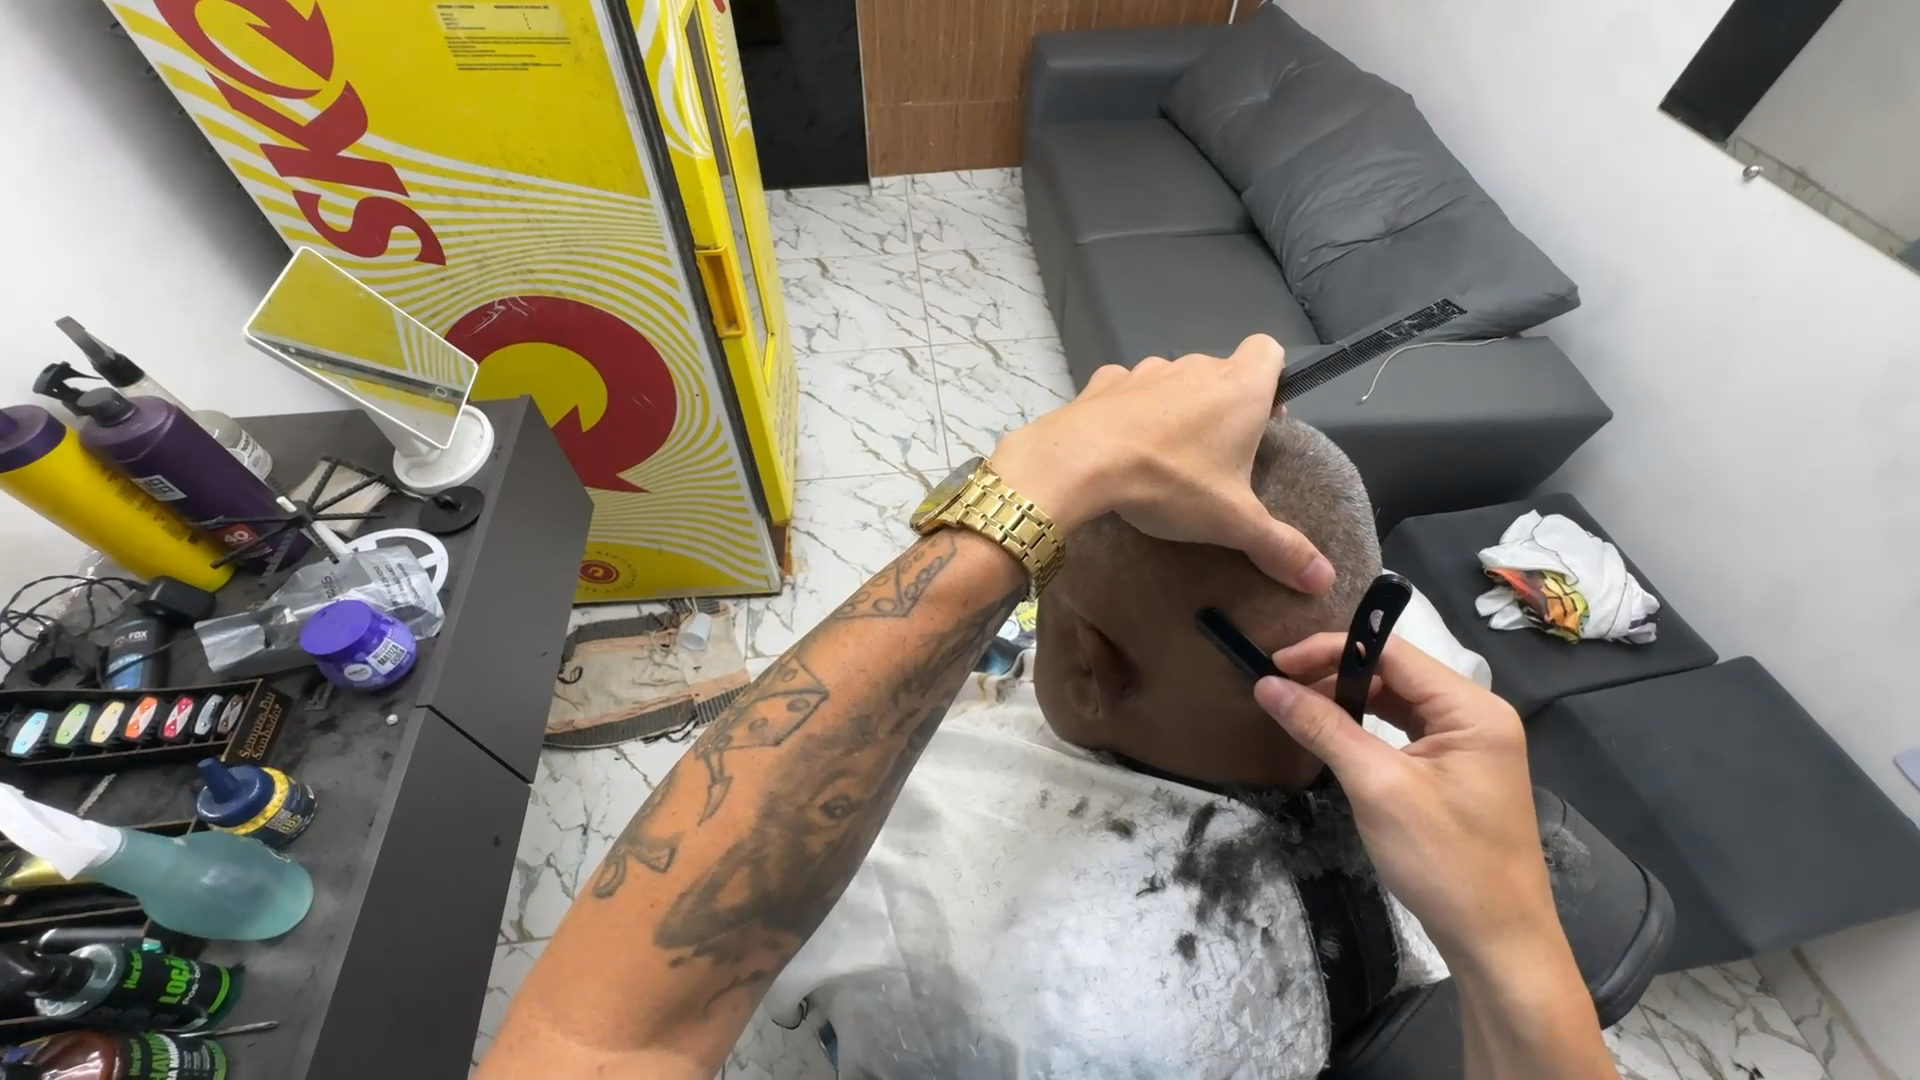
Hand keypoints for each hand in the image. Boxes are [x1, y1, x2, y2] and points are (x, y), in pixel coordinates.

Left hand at [990, 334, 1334, 593]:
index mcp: (1240, 387)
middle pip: (1219, 372)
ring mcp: (1146, 370)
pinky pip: (1126, 391)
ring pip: (1171, 381)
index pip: (1269, 351)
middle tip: (1212, 456)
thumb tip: (1325, 579)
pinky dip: (1128, 411)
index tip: (1262, 420)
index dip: (1272, 381)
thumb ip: (1279, 546)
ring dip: (1173, 409)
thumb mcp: (1231, 521)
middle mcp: (1196, 367)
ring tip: (1162, 455)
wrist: (1080, 462)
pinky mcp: (1103, 381)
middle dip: (1220, 406)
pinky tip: (1120, 445)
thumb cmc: (1169, 482)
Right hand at [1252, 634, 1556, 963]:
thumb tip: (1266, 684)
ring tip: (1297, 707)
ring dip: (1346, 699)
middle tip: (1280, 686)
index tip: (1277, 663)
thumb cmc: (1444, 861)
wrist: (1498, 945)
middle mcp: (1476, 716)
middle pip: (1394, 672)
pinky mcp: (1456, 770)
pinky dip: (1364, 725)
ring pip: (1395, 699)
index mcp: (1472, 709)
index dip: (1330, 649)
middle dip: (1334, 673)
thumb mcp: (1376, 786)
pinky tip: (1334, 733)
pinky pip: (1402, 728)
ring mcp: (1469, 744)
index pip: (1391, 651)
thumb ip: (1322, 727)